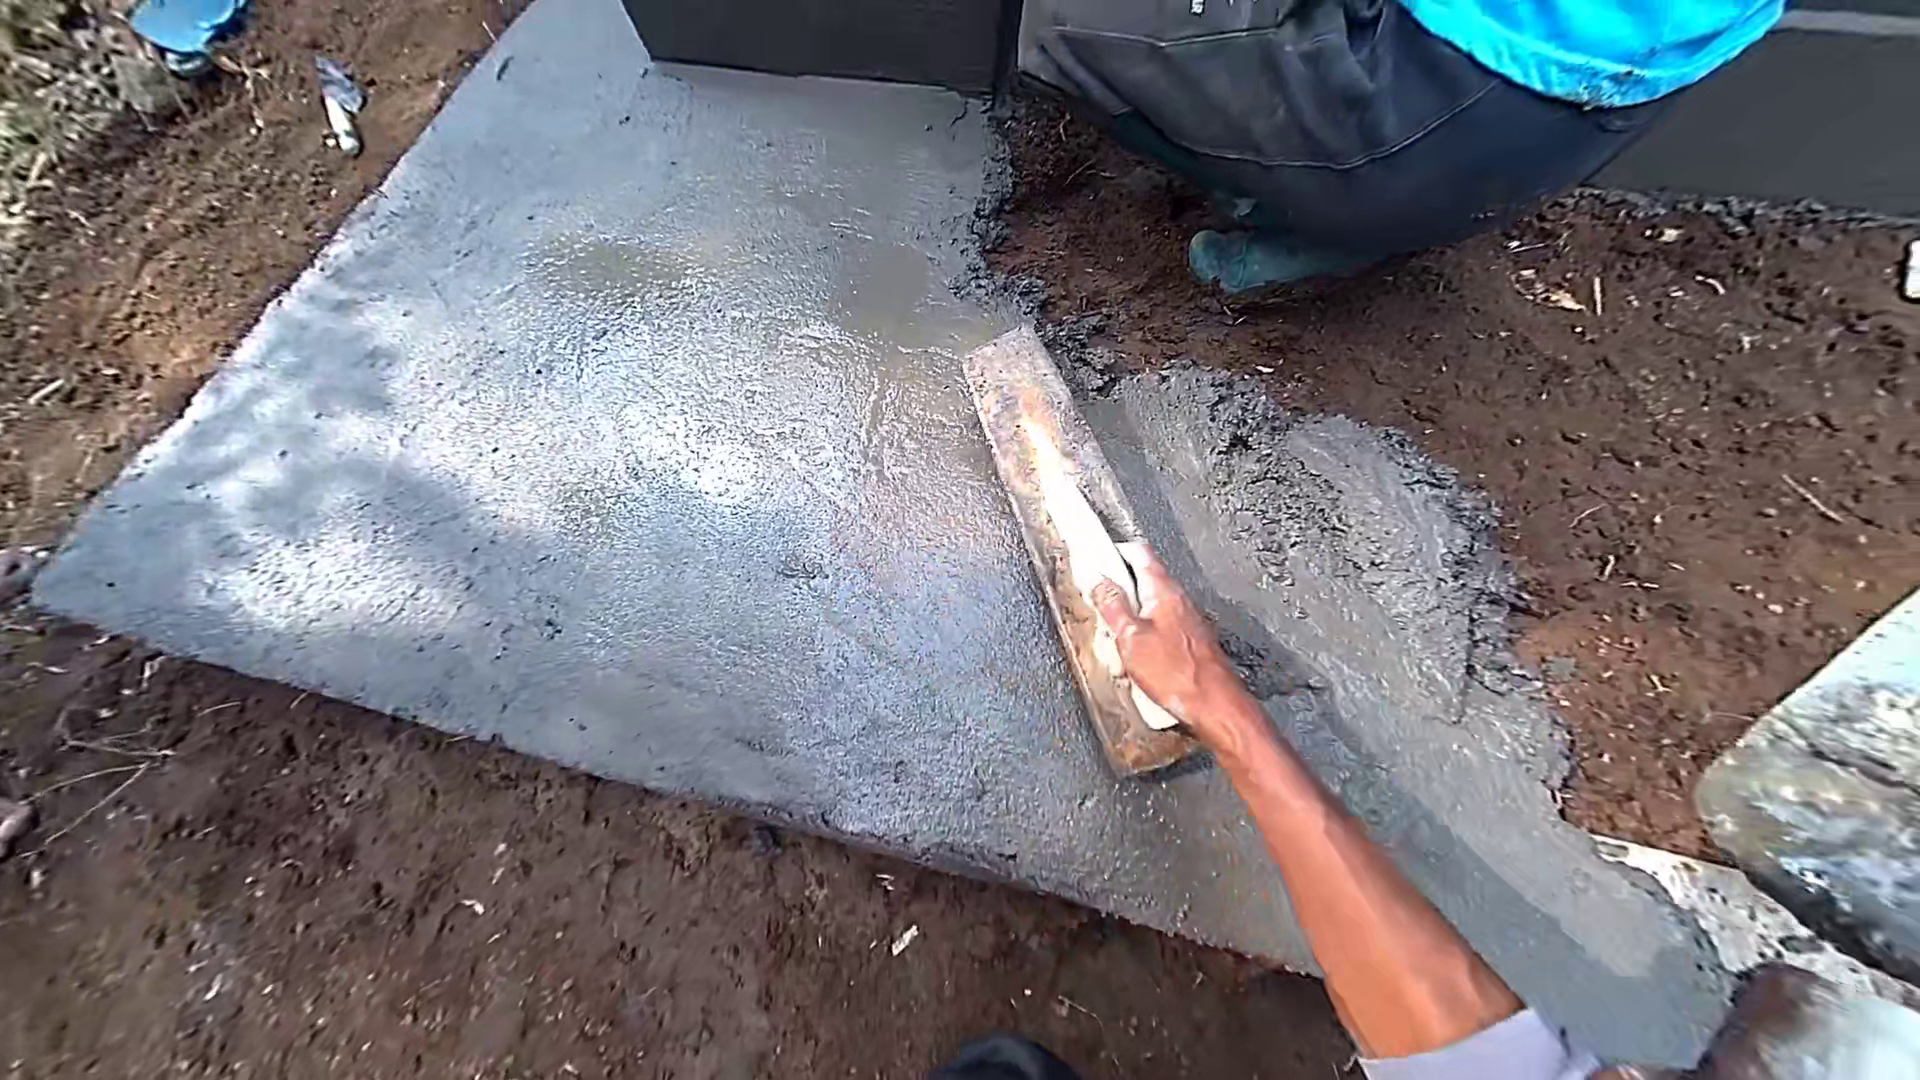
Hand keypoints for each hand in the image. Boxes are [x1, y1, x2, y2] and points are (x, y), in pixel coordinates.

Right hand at [1090, 542, 1255, 751]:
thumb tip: (1099, 581)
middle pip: (1140, 584)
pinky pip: (1156, 633)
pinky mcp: (1187, 642)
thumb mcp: (1130, 637)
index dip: (1115, 552)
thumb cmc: (1178, 672)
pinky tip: (1137, 667)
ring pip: (1146, 611)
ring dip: (1127, 627)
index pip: (1139, 553)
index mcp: (1163, 590)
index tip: (1097, 561)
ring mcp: (1184, 621)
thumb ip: (1112, 606)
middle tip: (1103, 619)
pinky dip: (1141, 644)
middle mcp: (1177, 600)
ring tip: (1120, 652)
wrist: (1215, 706)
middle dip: (1117, 600)